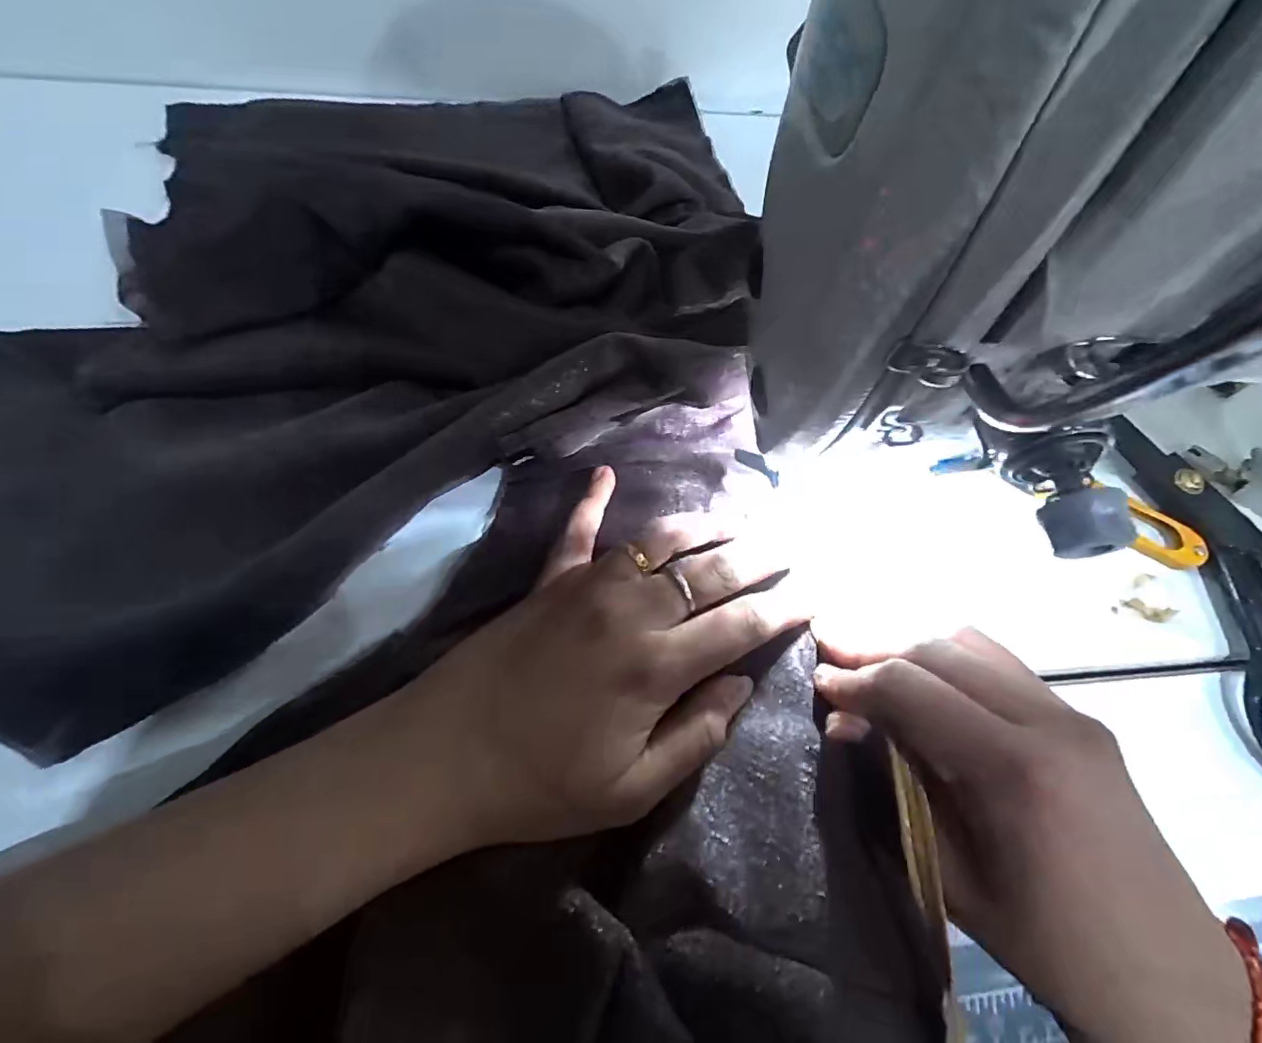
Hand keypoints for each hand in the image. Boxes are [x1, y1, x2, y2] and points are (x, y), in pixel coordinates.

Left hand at [395, 465, 807, 845]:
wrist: (446, 753)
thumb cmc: (541, 784)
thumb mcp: (631, 789)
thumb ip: (695, 735)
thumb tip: (741, 684)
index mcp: (654, 666)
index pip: (738, 625)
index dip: (783, 606)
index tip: (815, 589)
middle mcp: (627, 611)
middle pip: (708, 573)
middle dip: (759, 555)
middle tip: (793, 540)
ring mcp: (583, 587)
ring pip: (655, 542)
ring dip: (701, 524)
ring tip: (737, 514)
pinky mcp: (546, 582)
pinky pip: (575, 531)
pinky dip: (591, 500)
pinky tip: (606, 473)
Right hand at [815, 629, 1252, 1042]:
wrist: (1170, 978)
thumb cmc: (1046, 940)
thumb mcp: (950, 873)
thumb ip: (893, 787)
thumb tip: (843, 725)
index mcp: (1014, 766)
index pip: (911, 685)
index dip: (855, 678)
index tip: (817, 682)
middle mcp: (1049, 721)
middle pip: (939, 651)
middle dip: (876, 651)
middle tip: (832, 662)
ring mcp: (1074, 715)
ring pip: (972, 645)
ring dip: (914, 650)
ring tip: (873, 667)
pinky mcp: (1084, 722)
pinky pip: (1003, 666)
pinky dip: (953, 662)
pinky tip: (927, 684)